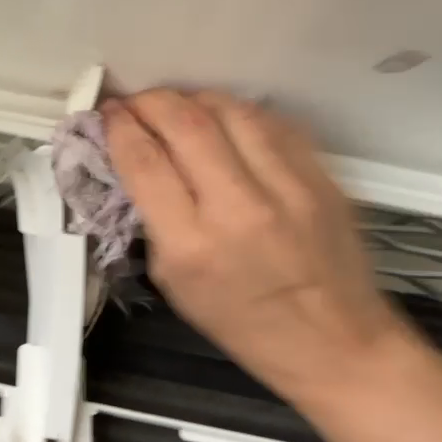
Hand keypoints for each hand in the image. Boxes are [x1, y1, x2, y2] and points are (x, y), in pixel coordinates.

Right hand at [103, 89, 412, 397]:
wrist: (335, 343)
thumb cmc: (240, 322)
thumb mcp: (171, 279)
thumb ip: (153, 218)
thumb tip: (136, 164)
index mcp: (191, 244)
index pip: (144, 161)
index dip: (119, 127)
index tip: (107, 114)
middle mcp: (239, 208)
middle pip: (186, 123)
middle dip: (150, 102)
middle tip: (134, 102)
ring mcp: (290, 188)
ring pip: (232, 111)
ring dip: (193, 98)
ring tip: (175, 104)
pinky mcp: (323, 178)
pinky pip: (272, 124)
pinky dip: (237, 112)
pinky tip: (222, 118)